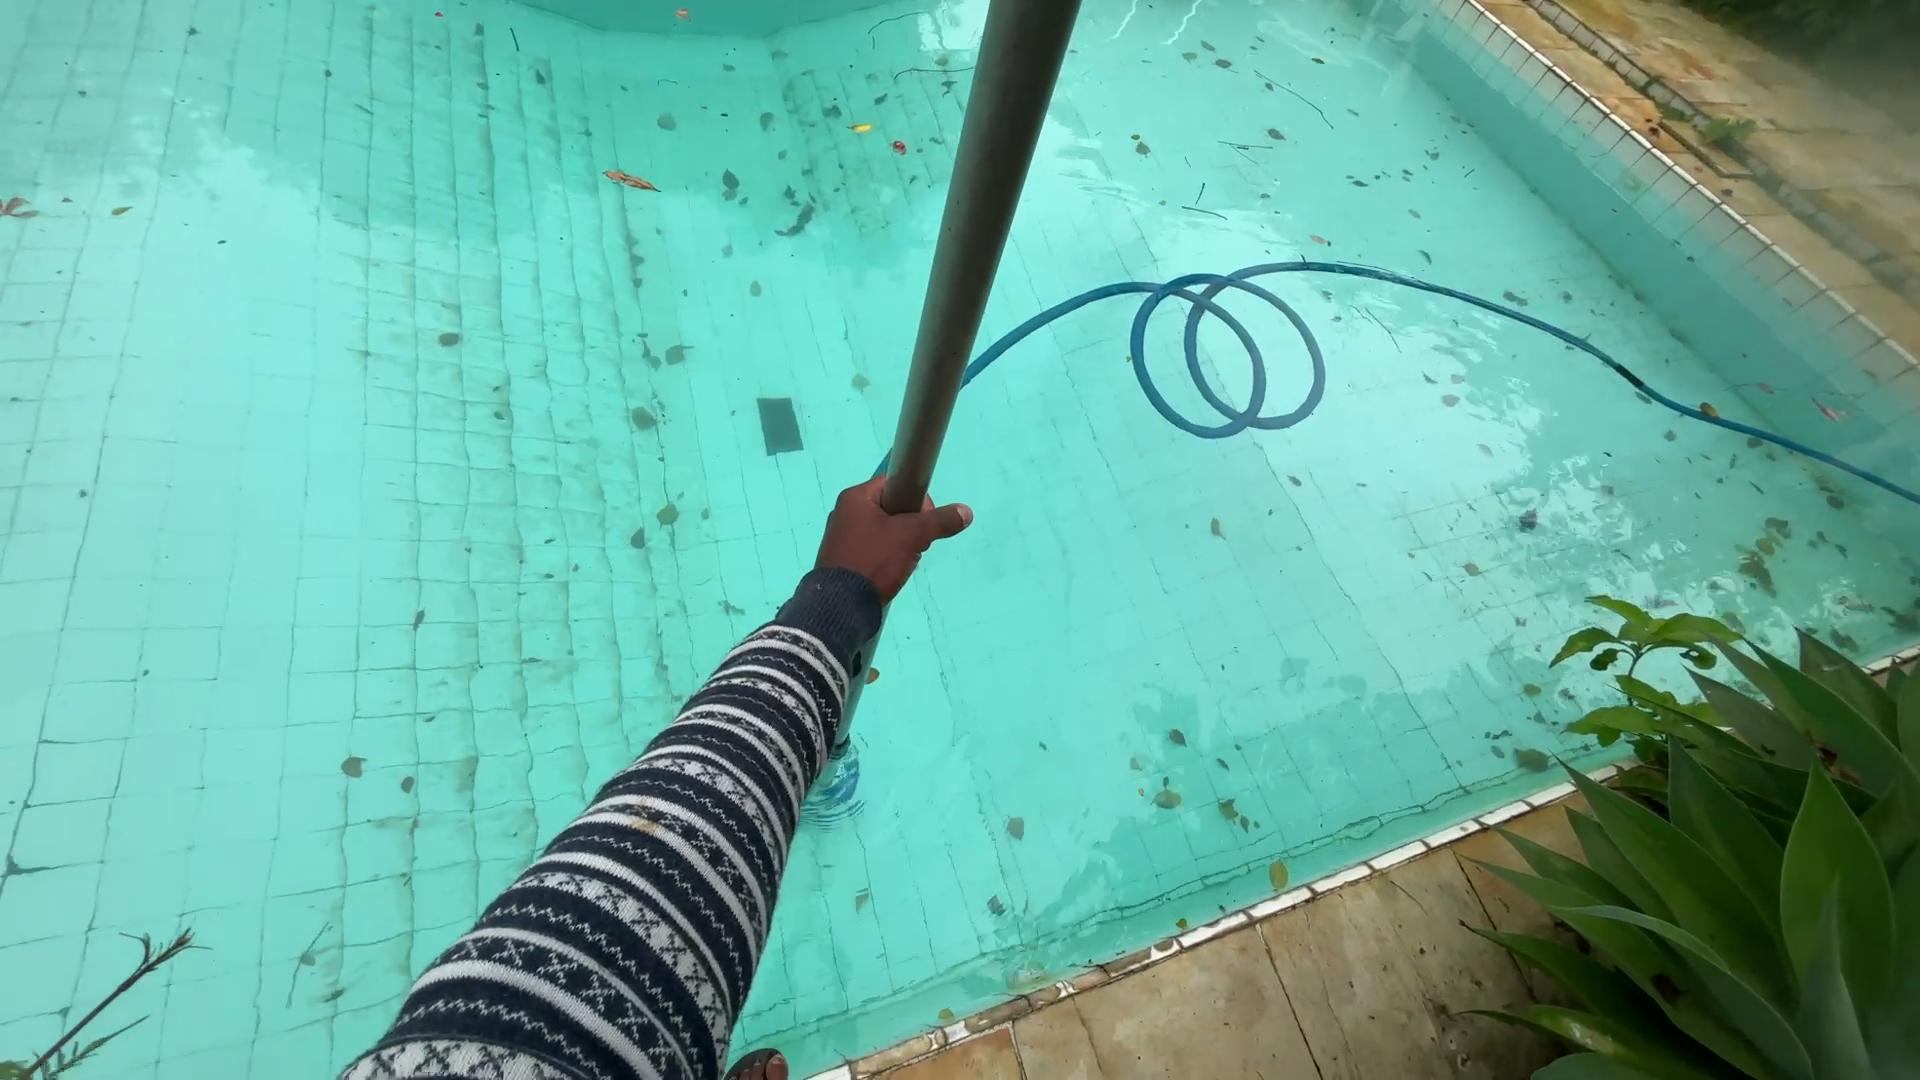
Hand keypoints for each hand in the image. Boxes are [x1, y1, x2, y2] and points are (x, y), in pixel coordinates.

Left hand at [815, 477, 972, 601]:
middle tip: (918, 544)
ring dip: (901, 544)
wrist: (841, 605)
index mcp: (855, 498)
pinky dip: (887, 558)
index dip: (916, 498)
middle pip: (891, 508)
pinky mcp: (843, 560)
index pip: (894, 483)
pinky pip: (874, 549)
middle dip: (911, 526)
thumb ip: (939, 521)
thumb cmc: (874, 560)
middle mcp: (845, 513)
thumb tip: (966, 511)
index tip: (926, 519)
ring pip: (885, 531)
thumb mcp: (911, 536)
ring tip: (905, 562)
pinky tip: (892, 572)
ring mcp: (842, 538)